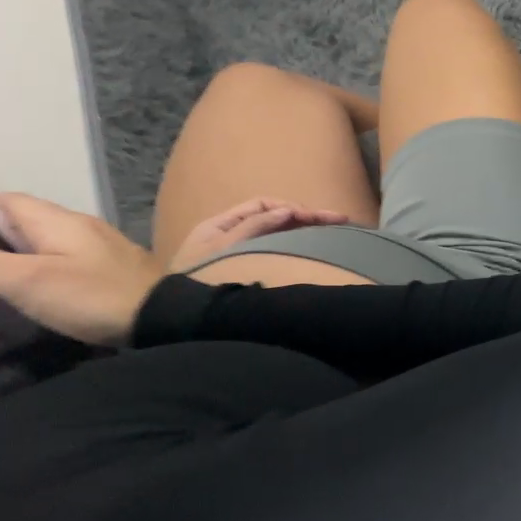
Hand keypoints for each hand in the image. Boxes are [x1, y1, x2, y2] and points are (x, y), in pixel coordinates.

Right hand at [0, 194, 163, 346]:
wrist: (162, 316)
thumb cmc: (92, 295)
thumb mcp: (26, 279)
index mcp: (61, 220)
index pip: (6, 200)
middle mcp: (83, 226)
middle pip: (23, 221)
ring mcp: (101, 246)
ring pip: (43, 241)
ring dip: (12, 254)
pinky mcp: (111, 267)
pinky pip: (64, 258)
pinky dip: (38, 267)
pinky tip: (25, 287)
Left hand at [167, 198, 348, 271]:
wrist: (180, 314)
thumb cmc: (197, 276)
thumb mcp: (222, 248)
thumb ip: (252, 228)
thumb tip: (287, 211)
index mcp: (221, 225)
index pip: (261, 205)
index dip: (290, 206)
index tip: (316, 217)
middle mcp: (232, 233)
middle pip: (275, 216)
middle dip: (307, 215)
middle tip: (340, 219)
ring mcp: (242, 250)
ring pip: (280, 231)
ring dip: (307, 228)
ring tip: (336, 230)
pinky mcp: (252, 265)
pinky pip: (279, 247)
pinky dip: (299, 242)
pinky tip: (317, 245)